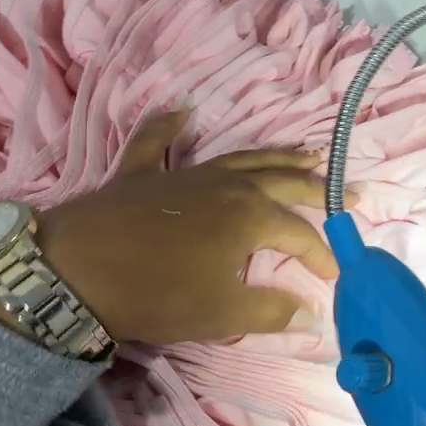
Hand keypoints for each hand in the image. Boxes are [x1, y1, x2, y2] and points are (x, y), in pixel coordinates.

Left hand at [33, 112, 341, 344]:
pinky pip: (159, 141)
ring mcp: (185, 173)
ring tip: (307, 150)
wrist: (73, 272)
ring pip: (243, 158)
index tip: (335, 276)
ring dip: (278, 155)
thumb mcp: (221, 312)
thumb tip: (312, 315)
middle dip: (321, 189)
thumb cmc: (155, 294)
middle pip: (285, 182)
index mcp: (250, 216)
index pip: (300, 235)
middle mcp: (227, 185)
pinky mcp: (143, 174)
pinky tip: (183, 110)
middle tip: (353, 192)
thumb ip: (272, 311)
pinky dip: (171, 125)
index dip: (321, 255)